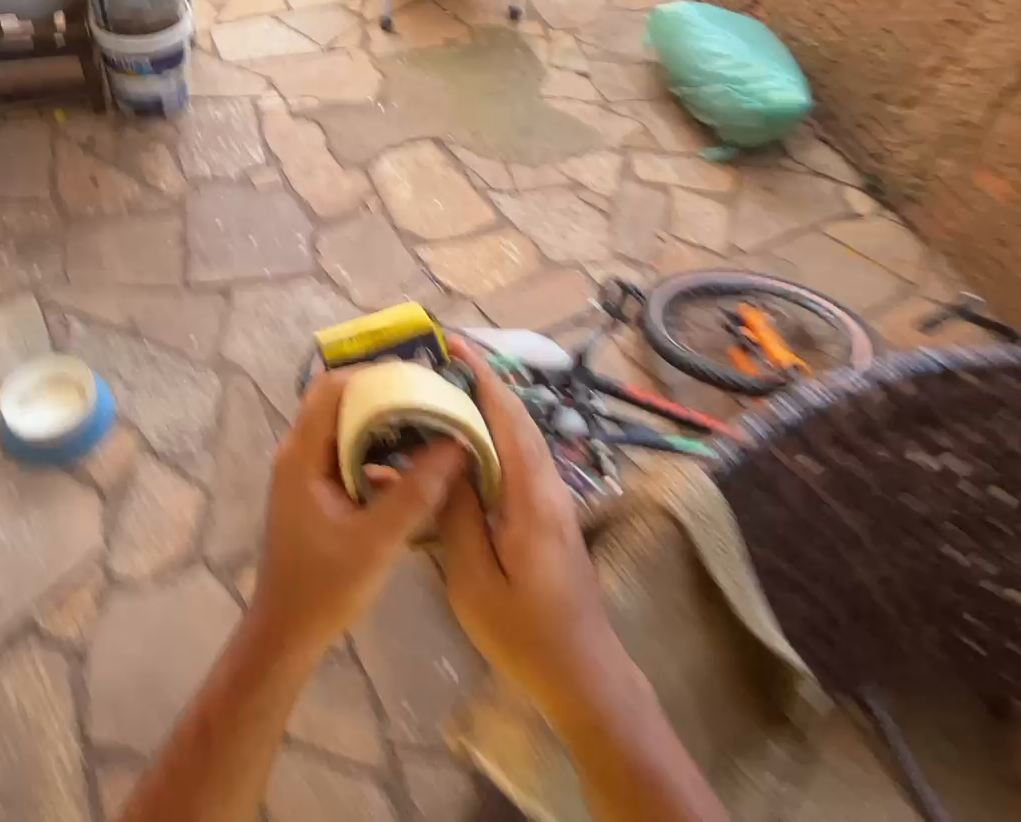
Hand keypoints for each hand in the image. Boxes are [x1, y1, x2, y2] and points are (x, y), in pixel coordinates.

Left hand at [248, 369, 468, 655]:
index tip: (421, 380)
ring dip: (383, 423)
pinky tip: (412, 464)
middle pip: (339, 401)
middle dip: (385, 395)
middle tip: (433, 400)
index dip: (375, 376)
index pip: (332, 388)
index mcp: (301, 455)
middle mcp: (297, 452)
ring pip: (344, 427)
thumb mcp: (377, 540)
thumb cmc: (325, 586)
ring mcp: (304, 471)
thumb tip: (457, 444)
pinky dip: (376, 451)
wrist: (288, 631)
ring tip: (430, 424)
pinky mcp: (314, 489)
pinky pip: (346, 452)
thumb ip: (417, 491)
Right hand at [437, 336, 616, 720]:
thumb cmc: (524, 633)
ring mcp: (552, 501)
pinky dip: (492, 437)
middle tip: (437, 361)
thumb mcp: (474, 579)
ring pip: (519, 438)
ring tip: (443, 390)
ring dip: (486, 407)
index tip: (452, 346)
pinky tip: (463, 442)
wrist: (583, 674)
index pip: (507, 420)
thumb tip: (444, 459)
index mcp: (531, 498)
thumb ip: (458, 515)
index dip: (482, 378)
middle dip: (482, 383)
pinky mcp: (547, 516)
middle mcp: (548, 488)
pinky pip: (517, 460)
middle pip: (517, 420)